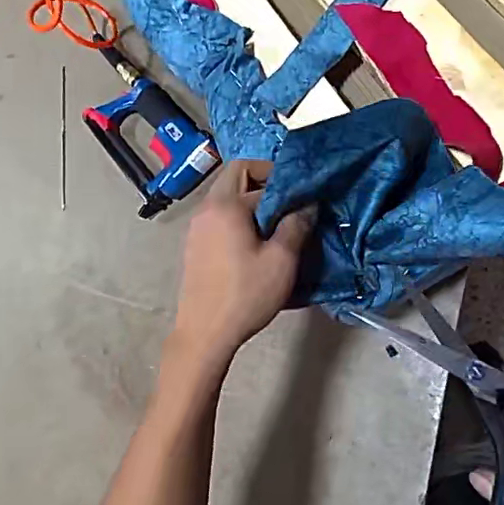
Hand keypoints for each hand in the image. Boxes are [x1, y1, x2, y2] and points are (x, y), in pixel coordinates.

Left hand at [168, 160, 313, 366]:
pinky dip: (238, 218)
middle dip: (264, 182)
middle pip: (236, 175)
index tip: (301, 198)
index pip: (255, 171)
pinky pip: (220, 216)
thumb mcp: (281, 260)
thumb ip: (296, 225)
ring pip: (227, 196)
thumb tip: (308, 204)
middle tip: (289, 206)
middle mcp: (206, 208)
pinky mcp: (195, 244)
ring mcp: (197, 226)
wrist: (205, 333)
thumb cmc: (245, 294)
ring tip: (276, 227)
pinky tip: (255, 243)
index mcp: (225, 204)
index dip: (282, 180)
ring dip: (251, 202)